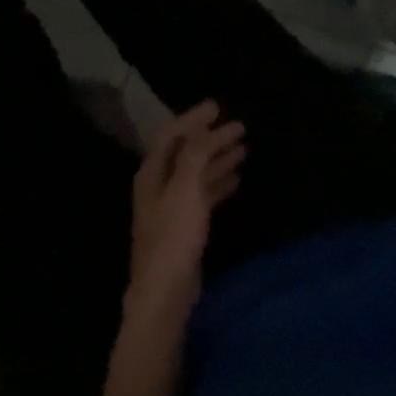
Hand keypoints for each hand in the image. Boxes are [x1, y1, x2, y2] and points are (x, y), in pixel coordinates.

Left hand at [126, 101, 245, 319]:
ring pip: (197, 174)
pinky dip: (219, 183)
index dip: (194, 120)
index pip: (172, 136)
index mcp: (152, 174)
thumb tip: (208, 131)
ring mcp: (172, 207)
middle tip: (238, 127)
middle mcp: (158, 186)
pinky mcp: (185, 227)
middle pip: (185, 153)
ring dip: (218, 159)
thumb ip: (195, 157)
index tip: (218, 107)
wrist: (166, 288)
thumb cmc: (174, 237)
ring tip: (243, 149)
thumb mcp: (185, 190)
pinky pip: (204, 195)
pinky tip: (236, 180)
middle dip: (210, 138)